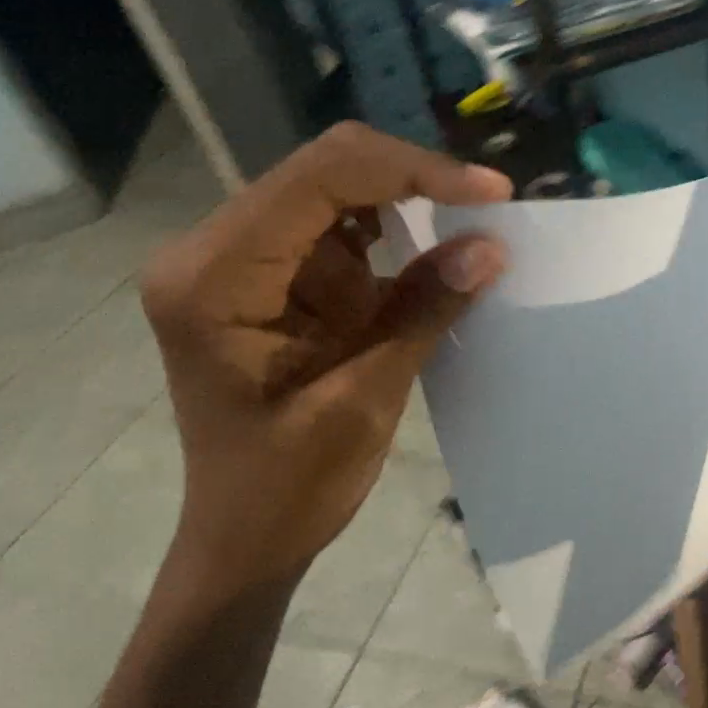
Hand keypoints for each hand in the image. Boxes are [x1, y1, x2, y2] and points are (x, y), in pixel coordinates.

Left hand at [140, 122, 511, 594]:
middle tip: (493, 207)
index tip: (493, 193)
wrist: (245, 536)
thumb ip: (422, 313)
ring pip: (339, 191)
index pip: (318, 179)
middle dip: (415, 180)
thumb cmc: (286, 487)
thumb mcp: (362, 401)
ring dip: (411, 204)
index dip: (412, 171)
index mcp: (214, 277)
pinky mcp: (275, 280)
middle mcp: (217, 251)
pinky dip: (398, 235)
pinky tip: (438, 253)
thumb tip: (491, 246)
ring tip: (477, 226)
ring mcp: (245, 262)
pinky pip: (343, 230)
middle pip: (326, 172)